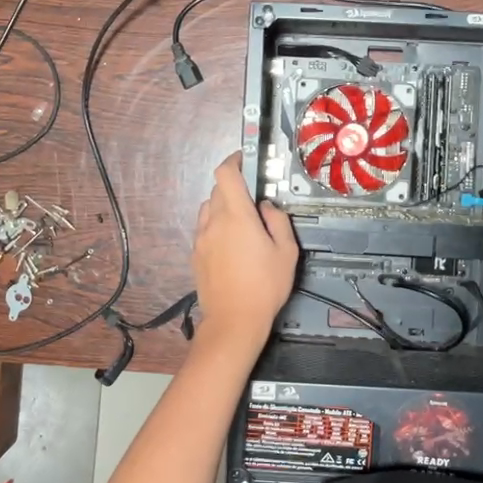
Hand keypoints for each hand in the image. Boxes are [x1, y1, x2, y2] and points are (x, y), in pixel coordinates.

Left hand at [191, 152, 297, 357]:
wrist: (233, 322)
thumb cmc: (265, 286)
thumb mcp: (286, 252)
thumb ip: (278, 221)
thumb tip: (266, 206)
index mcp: (236, 216)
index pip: (226, 173)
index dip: (235, 161)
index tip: (247, 161)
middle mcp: (213, 222)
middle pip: (218, 190)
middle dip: (236, 188)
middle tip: (256, 200)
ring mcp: (200, 239)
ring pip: (209, 209)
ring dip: (224, 207)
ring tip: (244, 225)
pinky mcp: (195, 255)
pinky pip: (205, 229)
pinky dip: (217, 227)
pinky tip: (233, 246)